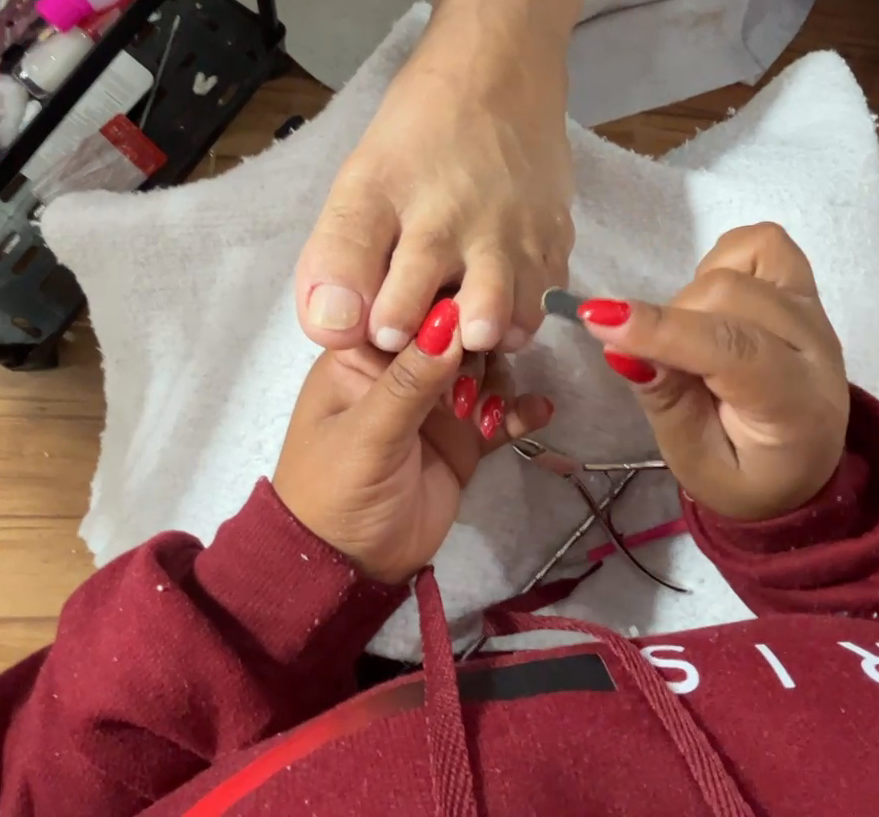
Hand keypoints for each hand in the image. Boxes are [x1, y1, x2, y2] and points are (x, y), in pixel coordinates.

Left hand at [273, 299, 555, 583]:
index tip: (473, 318)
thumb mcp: (369, 434)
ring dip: (495, 385)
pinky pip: (500, 413)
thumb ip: (412, 379)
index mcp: (362, 356)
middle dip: (474, 353)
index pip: (407, 307)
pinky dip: (520, 411)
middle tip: (470, 392)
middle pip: (455, 334)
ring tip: (484, 418)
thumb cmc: (338, 493)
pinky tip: (540, 411)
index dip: (443, 306)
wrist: (350, 570)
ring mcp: (436, 404)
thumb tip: (453, 319)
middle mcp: (403, 371)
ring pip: (484, 369)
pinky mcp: (464, 438)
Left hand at [294, 15, 574, 355]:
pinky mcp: (562, 237)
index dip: (383, 333)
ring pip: (517, 325)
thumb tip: (334, 330)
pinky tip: (503, 293)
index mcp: (421, 226)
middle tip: (430, 327)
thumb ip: (338, 256)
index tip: (381, 323)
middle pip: (470, 328)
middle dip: (445, 346)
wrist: (500, 68)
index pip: (396, 320)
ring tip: (468, 318)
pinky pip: (548, 300)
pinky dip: (524, 311)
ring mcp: (529, 240)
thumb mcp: (361, 183)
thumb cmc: (420, 129)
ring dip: (491, 333)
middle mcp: (482, 240)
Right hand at [575, 223, 850, 521]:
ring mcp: (813, 309)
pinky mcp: (804, 286)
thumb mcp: (694, 461)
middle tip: (660, 361)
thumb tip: (618, 345)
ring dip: (692, 297)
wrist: (801, 463)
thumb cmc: (744, 471)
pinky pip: (760, 244)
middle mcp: (815, 347)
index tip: (598, 320)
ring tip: (692, 337)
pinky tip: (715, 304)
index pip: (732, 350)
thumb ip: (663, 401)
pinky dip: (723, 261)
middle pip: (727, 297)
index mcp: (795, 405)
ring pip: (738, 267)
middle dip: (671, 321)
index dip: (663, 330)